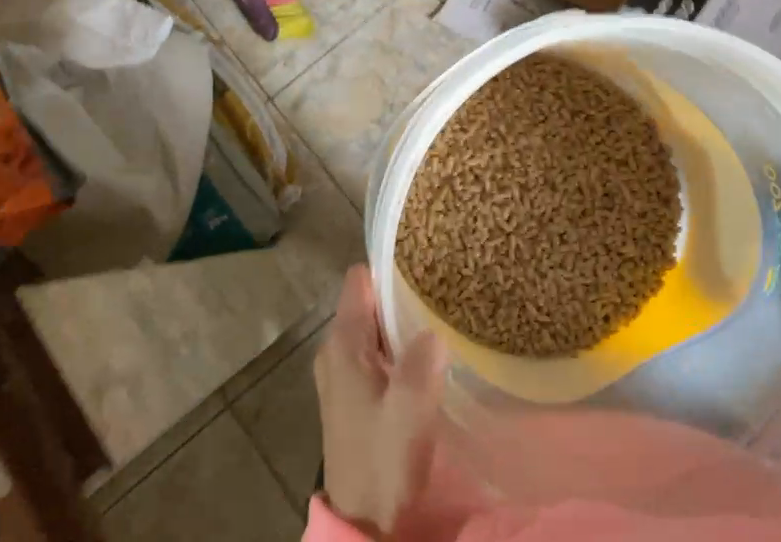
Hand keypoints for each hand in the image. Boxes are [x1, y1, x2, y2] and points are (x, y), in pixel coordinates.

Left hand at [314, 265, 447, 535]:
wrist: (363, 518)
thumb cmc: (382, 462)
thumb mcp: (409, 414)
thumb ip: (421, 365)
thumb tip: (434, 327)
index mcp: (342, 345)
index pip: (360, 281)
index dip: (390, 269)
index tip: (426, 264)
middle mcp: (334, 351)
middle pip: (368, 302)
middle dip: (402, 295)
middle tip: (446, 291)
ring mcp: (340, 373)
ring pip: (373, 328)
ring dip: (402, 323)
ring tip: (444, 316)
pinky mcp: (352, 393)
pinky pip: (375, 351)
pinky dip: (398, 346)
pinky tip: (428, 353)